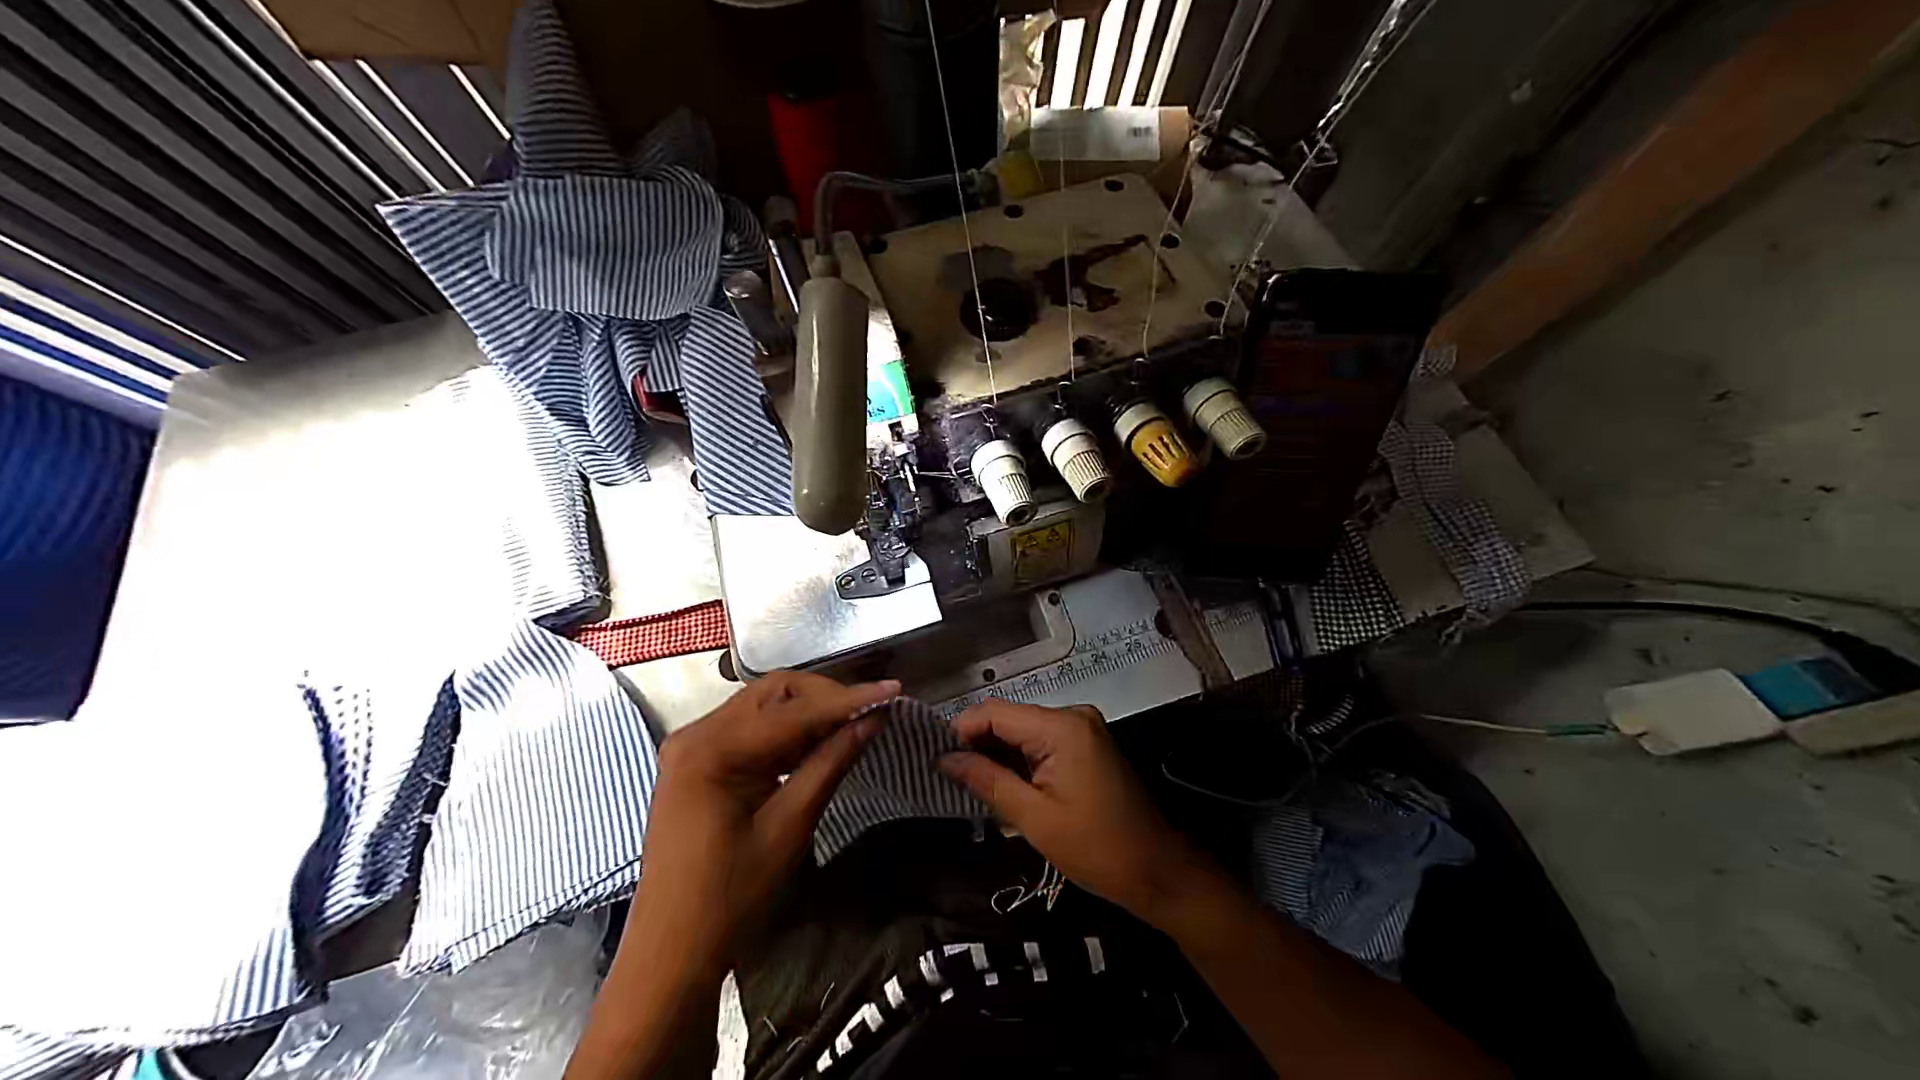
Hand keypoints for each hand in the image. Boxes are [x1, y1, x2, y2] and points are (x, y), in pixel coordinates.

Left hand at [637, 672, 897, 953]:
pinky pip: (749, 728)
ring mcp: (691, 746)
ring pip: (763, 705)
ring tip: (853, 725)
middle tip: (870, 713)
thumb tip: (873, 719)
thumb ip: (830, 763)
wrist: (670, 952)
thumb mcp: (788, 827)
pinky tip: (816, 744)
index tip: (892, 690)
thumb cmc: (729, 897)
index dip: (847, 699)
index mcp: (711, 749)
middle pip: (773, 692)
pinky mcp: (696, 762)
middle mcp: (695, 733)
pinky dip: (786, 731)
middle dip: (826, 698)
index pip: (793, 709)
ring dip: (808, 712)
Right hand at [938, 700, 1214, 927]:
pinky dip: (1018, 760)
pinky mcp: (1085, 744)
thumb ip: (986, 781)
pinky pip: (1040, 741)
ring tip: (968, 784)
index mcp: (1061, 727)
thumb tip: (944, 759)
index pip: (994, 712)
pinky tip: (1000, 783)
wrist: (1157, 870)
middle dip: (976, 744)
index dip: (961, 731)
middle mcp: (1072, 715)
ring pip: (1021, 730)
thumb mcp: (1034, 818)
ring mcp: (1081, 728)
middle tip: (948, 777)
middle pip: (1008, 718)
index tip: (937, 761)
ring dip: (996, 754)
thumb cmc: (1096, 848)